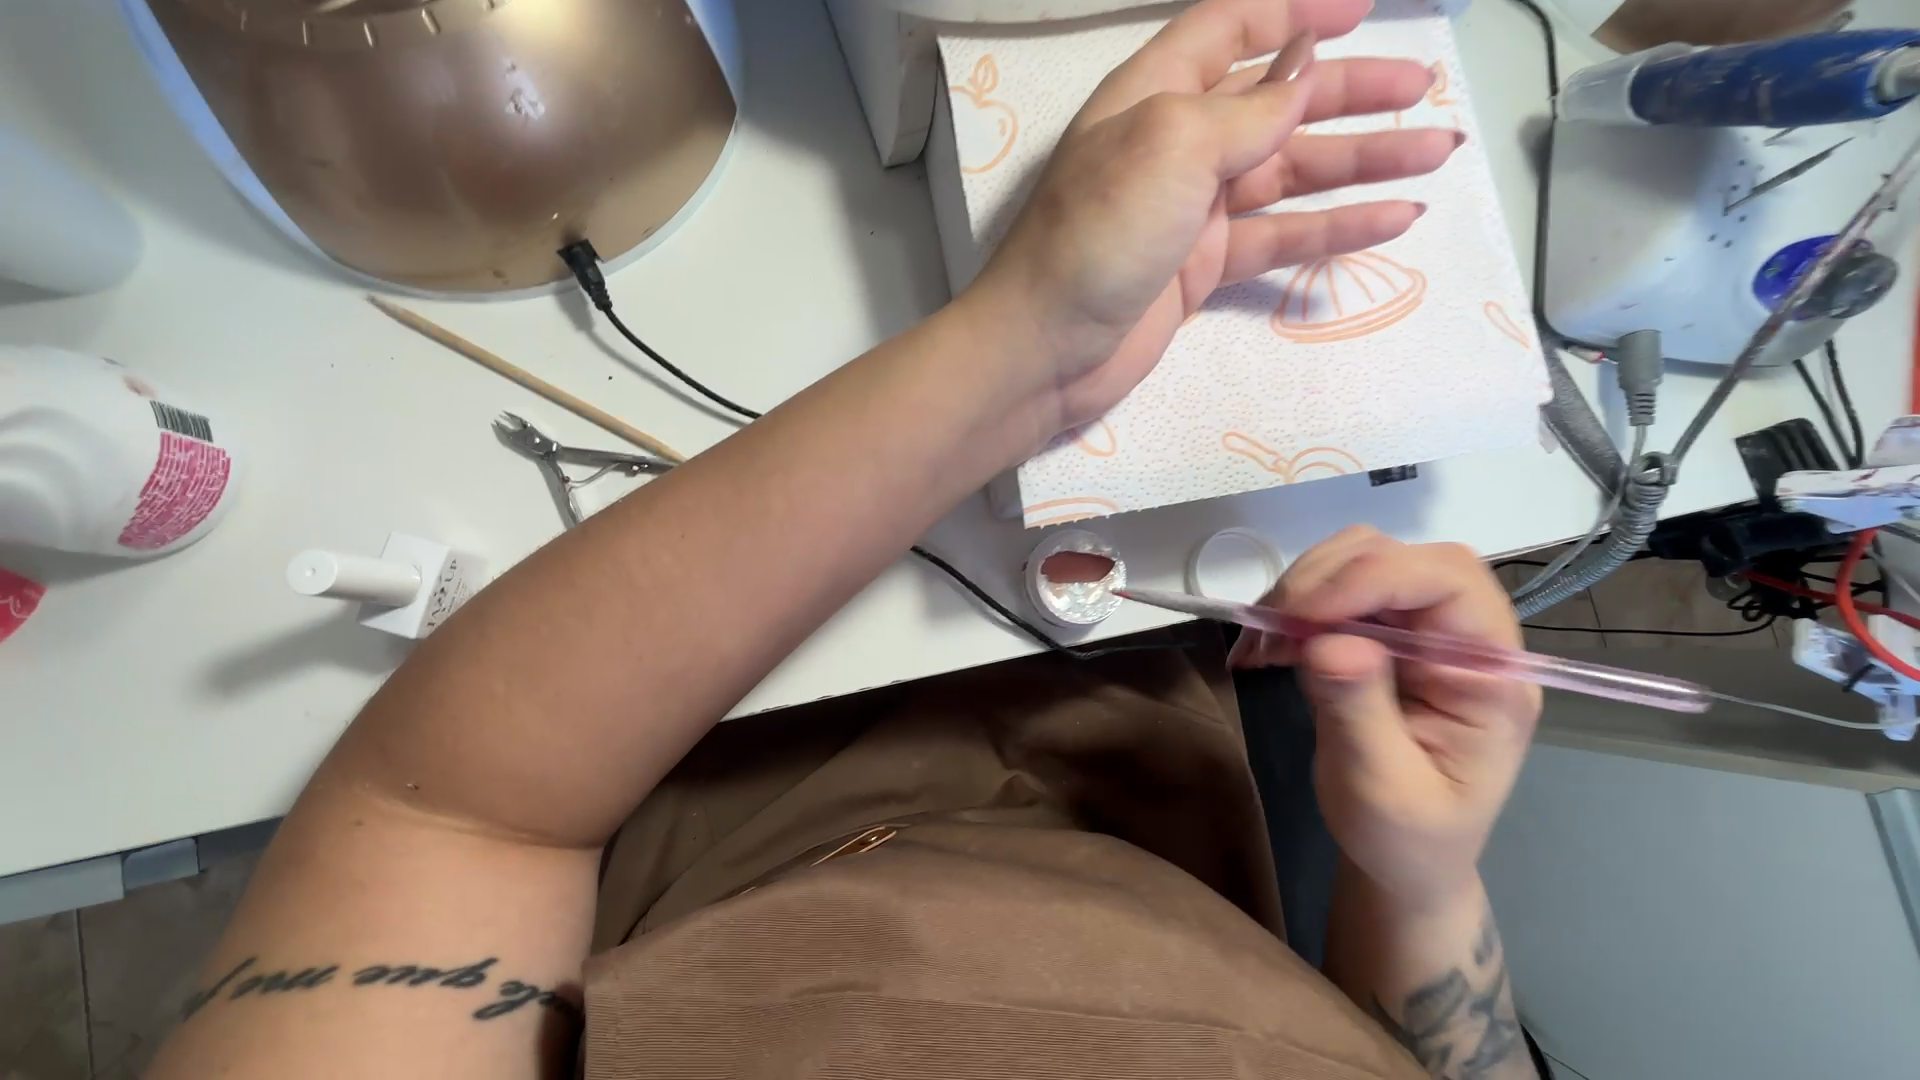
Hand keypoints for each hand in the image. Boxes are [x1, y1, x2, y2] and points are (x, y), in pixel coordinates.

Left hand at [963, 0, 1461, 442]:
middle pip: (1273, 101)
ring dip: (1359, 161)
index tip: (1362, 8)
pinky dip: (1331, 229)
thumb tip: (1302, 65)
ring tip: (1435, 152)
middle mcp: (1174, 146)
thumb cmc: (1096, 235)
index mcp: (1154, 95)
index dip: (1294, 11)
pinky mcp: (1200, 269)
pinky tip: (1391, 220)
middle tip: (1424, 89)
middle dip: (1348, 91)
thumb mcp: (1171, 146)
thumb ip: (1245, 108)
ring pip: (1287, 173)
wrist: (1046, 349)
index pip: (1229, 28)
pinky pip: (1277, 239)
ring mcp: (1189, 211)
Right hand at [1230, 527, 1540, 905]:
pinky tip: (1268, 645)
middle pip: (1400, 556)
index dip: (1373, 578)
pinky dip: (1292, 605)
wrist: (1401, 855)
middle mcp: (1461, 636)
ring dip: (1302, 588)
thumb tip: (1331, 642)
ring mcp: (1420, 630)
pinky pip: (1334, 588)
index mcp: (1487, 673)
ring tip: (1265, 642)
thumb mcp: (1382, 788)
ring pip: (1360, 560)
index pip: (1447, 580)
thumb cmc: (1405, 835)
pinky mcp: (1382, 633)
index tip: (1304, 615)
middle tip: (1273, 629)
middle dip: (1326, 579)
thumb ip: (1360, 712)